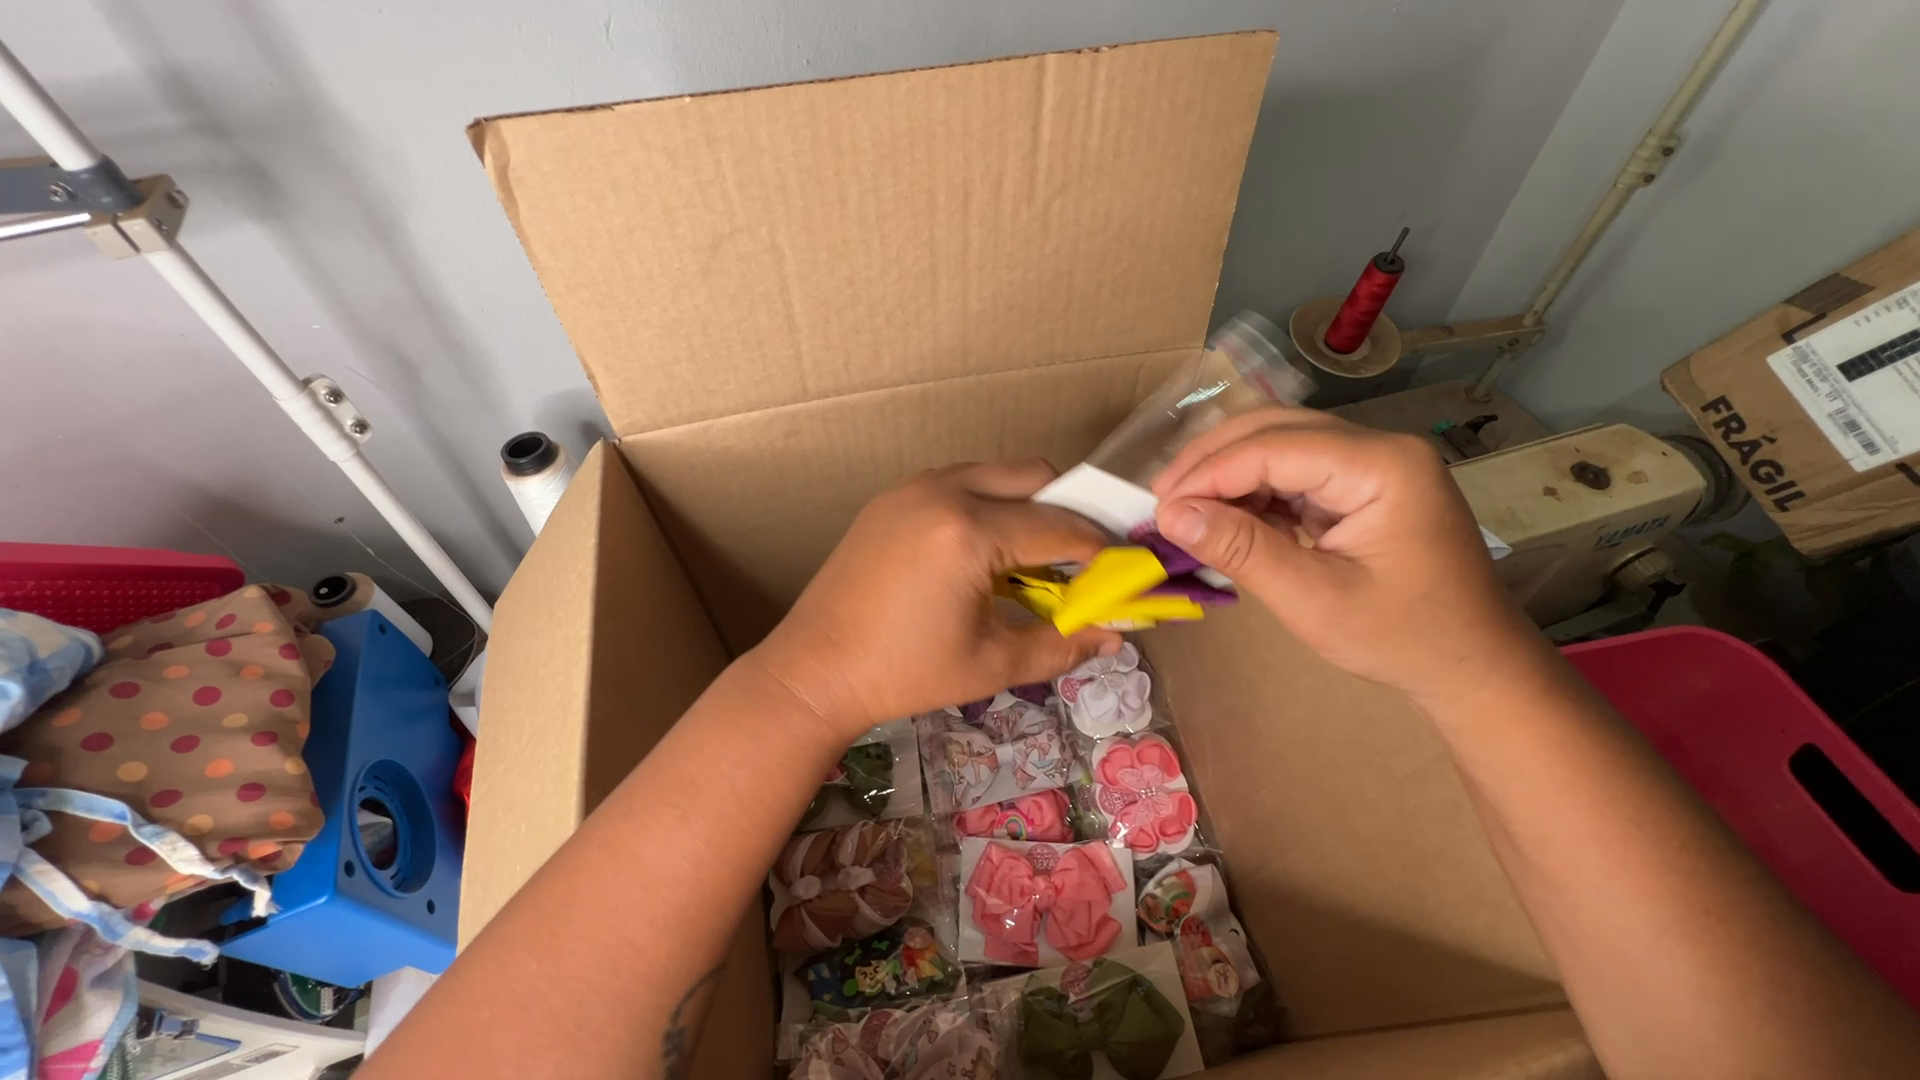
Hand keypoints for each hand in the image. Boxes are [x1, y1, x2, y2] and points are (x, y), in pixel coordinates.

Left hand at [749, 461, 1122, 736]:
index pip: (1059, 526)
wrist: (815, 669)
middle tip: (1080, 561)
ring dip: (1027, 506)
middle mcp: (942, 491)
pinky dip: (988, 506)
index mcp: (968, 531)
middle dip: (1068, 512)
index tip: (1126, 568)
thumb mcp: (992, 663)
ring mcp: (912, 487)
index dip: (1101, 549)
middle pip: (1035, 476)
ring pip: (996, 474)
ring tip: (1032, 561)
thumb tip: (1115, 635)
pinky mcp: (892, 497)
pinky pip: (960, 484)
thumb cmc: (905, 674)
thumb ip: (1062, 644)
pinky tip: (985, 555)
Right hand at [1151, 407, 1544, 705]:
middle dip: (1211, 461)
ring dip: (1228, 475)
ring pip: (1279, 446)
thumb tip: (1170, 514)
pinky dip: (1252, 494)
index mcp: (1381, 466)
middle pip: (1274, 429)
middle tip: (1162, 501)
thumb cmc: (1401, 638)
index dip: (1208, 473)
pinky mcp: (1360, 487)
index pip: (1272, 447)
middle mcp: (1378, 449)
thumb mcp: (1313, 600)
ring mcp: (1371, 466)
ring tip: (1184, 511)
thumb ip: (1241, 550)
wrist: (1472, 666)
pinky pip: (1293, 474)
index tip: (1159, 508)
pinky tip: (1225, 520)